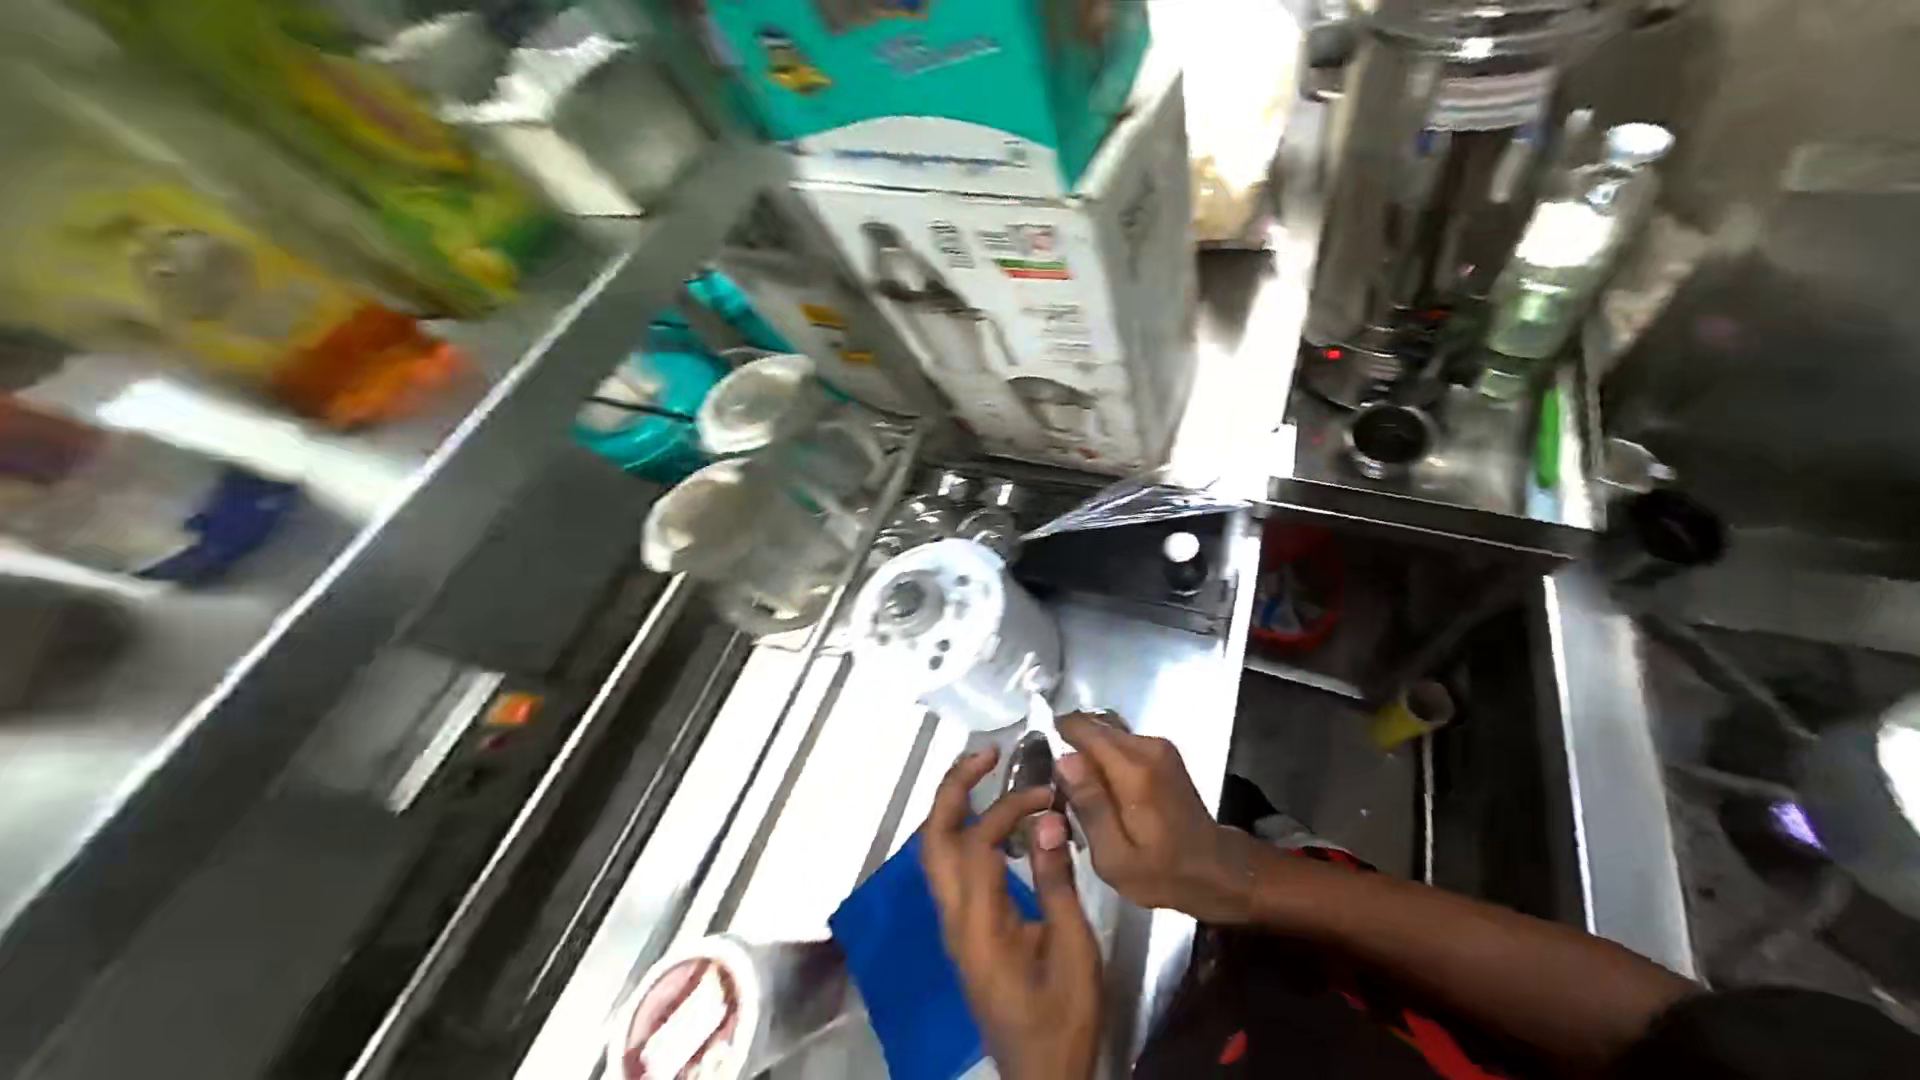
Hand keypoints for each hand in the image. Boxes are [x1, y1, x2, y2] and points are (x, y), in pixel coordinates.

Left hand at [919, 747, 1101, 1079]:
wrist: (1041, 1076)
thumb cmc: (1062, 1018)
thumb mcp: (1073, 950)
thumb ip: (1056, 881)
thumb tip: (1047, 818)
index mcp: (977, 923)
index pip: (976, 843)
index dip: (1008, 808)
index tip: (1045, 795)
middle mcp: (952, 917)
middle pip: (933, 837)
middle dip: (954, 788)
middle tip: (987, 754)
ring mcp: (952, 924)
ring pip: (935, 850)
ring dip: (954, 805)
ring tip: (986, 773)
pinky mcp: (962, 929)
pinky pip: (950, 866)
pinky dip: (965, 830)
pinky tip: (995, 823)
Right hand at [1056, 712, 1258, 923]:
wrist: (1217, 870)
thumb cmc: (1163, 872)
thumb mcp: (1115, 857)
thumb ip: (1089, 805)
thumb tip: (1064, 760)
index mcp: (1133, 770)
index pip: (1083, 728)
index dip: (1057, 736)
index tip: (1041, 760)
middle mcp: (1146, 747)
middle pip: (1093, 726)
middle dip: (1069, 744)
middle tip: (1058, 782)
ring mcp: (1158, 746)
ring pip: (1106, 732)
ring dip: (1087, 752)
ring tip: (1078, 789)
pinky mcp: (1162, 752)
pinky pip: (1120, 741)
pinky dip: (1103, 757)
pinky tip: (1101, 789)